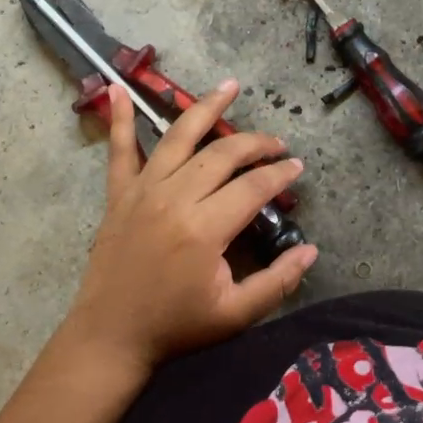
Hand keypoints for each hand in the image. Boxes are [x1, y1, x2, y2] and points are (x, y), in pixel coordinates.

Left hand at [56, 79, 316, 371]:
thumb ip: (278, 281)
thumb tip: (311, 251)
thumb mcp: (236, 313)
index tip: (298, 167)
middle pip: (222, 154)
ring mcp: (142, 192)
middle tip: (278, 144)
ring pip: (179, 137)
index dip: (280, 174)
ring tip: (229, 86)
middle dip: (256, 143)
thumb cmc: (176, 326)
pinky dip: (120, 119)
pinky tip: (119, 88)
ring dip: (206, 108)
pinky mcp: (119, 195)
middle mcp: (174, 198)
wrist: (111, 336)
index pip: (253, 187)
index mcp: (204, 228)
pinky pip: (120, 151)